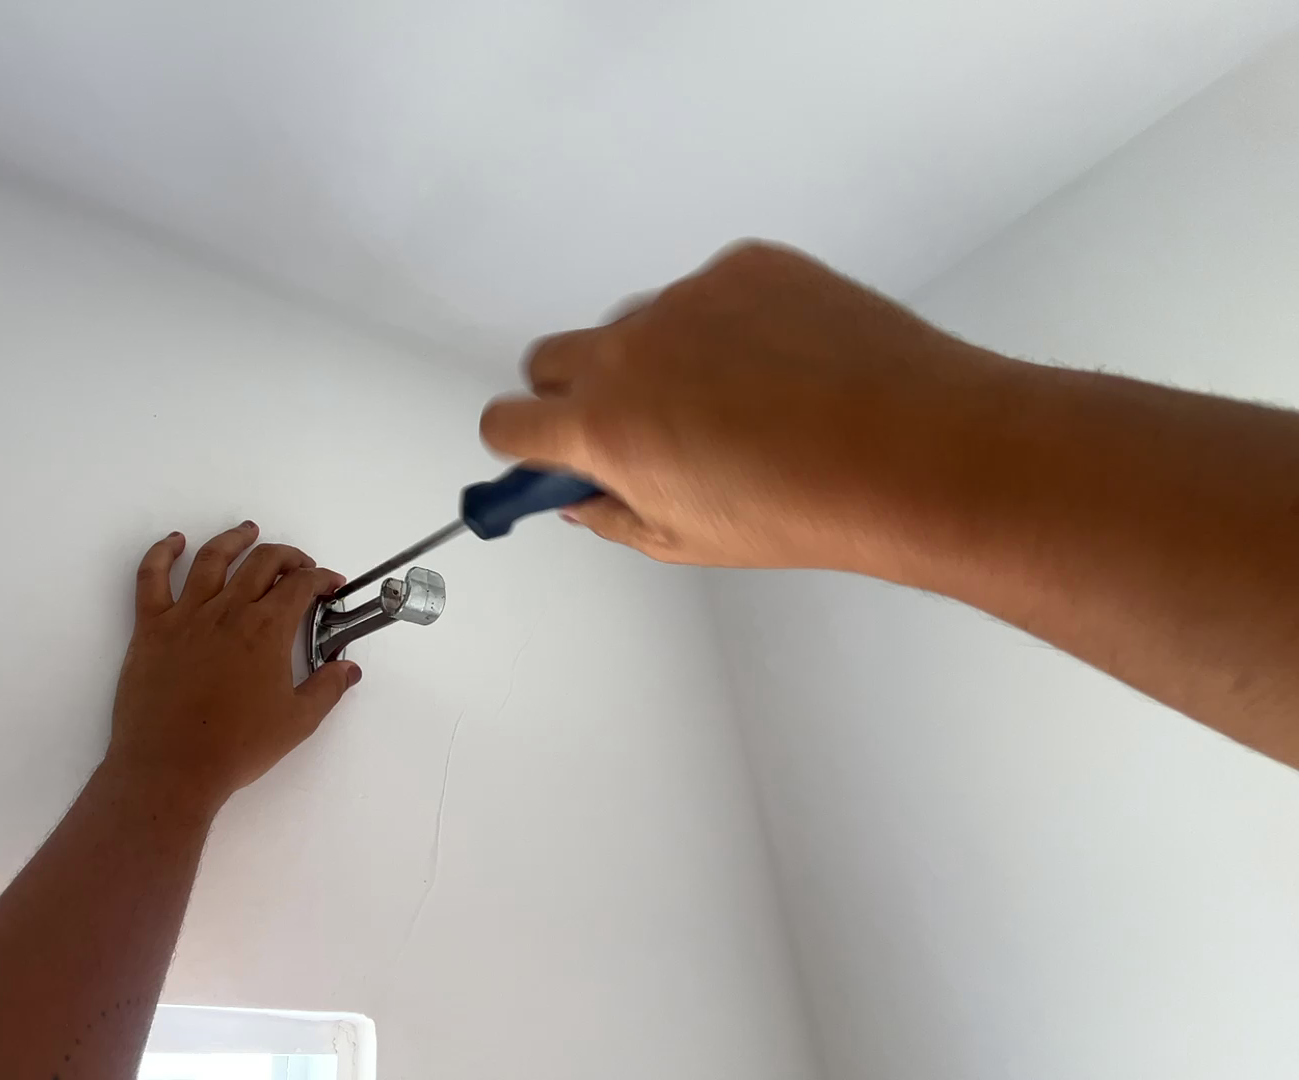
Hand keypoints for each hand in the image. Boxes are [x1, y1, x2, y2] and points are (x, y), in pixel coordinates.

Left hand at [105, 522, 358, 812]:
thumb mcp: (297, 722)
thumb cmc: (236, 748)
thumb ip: (328, 689)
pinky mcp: (151, 626)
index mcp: (267, 629)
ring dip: (235, 539)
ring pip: (213, 558)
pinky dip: (162, 552)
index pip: (301, 585)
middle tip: (299, 566)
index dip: (322, 578)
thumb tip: (349, 668)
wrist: (171, 768)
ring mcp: (186, 614)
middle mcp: (229, 610)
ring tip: (247, 531)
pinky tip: (174, 541)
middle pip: (263, 562)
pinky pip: (151, 577)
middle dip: (289, 556)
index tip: (330, 583)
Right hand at [479, 240, 1023, 571]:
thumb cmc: (800, 509)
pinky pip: (700, 294)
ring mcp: (684, 301)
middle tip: (628, 423)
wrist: (921, 452)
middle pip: (548, 359)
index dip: (515, 440)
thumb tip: (578, 495)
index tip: (540, 449)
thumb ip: (607, 514)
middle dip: (569, 392)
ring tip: (724, 395)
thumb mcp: (680, 539)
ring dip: (647, 357)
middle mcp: (626, 354)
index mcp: (599, 427)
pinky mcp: (744, 266)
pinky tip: (768, 360)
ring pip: (629, 326)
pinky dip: (714, 324)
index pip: (503, 421)